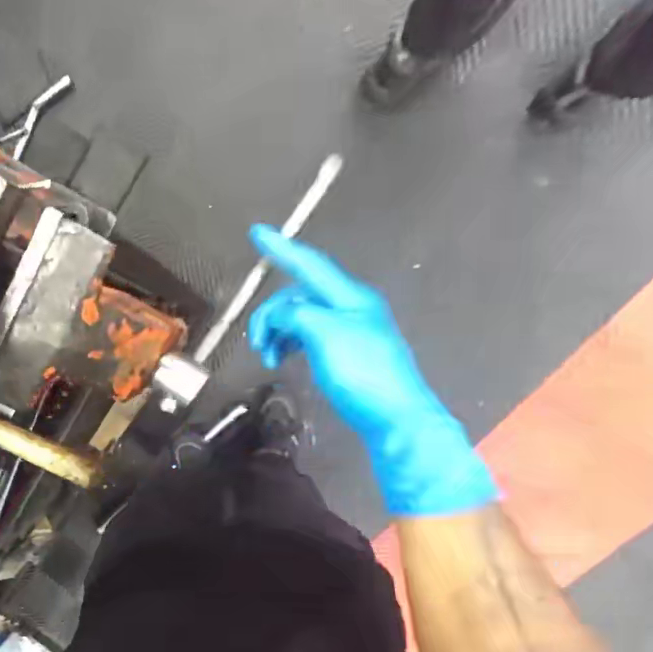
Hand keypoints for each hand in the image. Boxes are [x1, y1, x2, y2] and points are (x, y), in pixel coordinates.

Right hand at [245, 224, 496, 516]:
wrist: (396, 419)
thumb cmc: (362, 373)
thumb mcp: (325, 335)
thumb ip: (296, 316)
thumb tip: (281, 319)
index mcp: (348, 297)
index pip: (309, 265)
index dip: (282, 249)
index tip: (257, 232)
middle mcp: (350, 308)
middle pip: (298, 296)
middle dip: (271, 313)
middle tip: (256, 343)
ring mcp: (348, 332)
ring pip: (301, 318)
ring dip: (278, 332)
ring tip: (268, 358)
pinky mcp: (345, 355)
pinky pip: (308, 337)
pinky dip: (290, 344)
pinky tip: (284, 359)